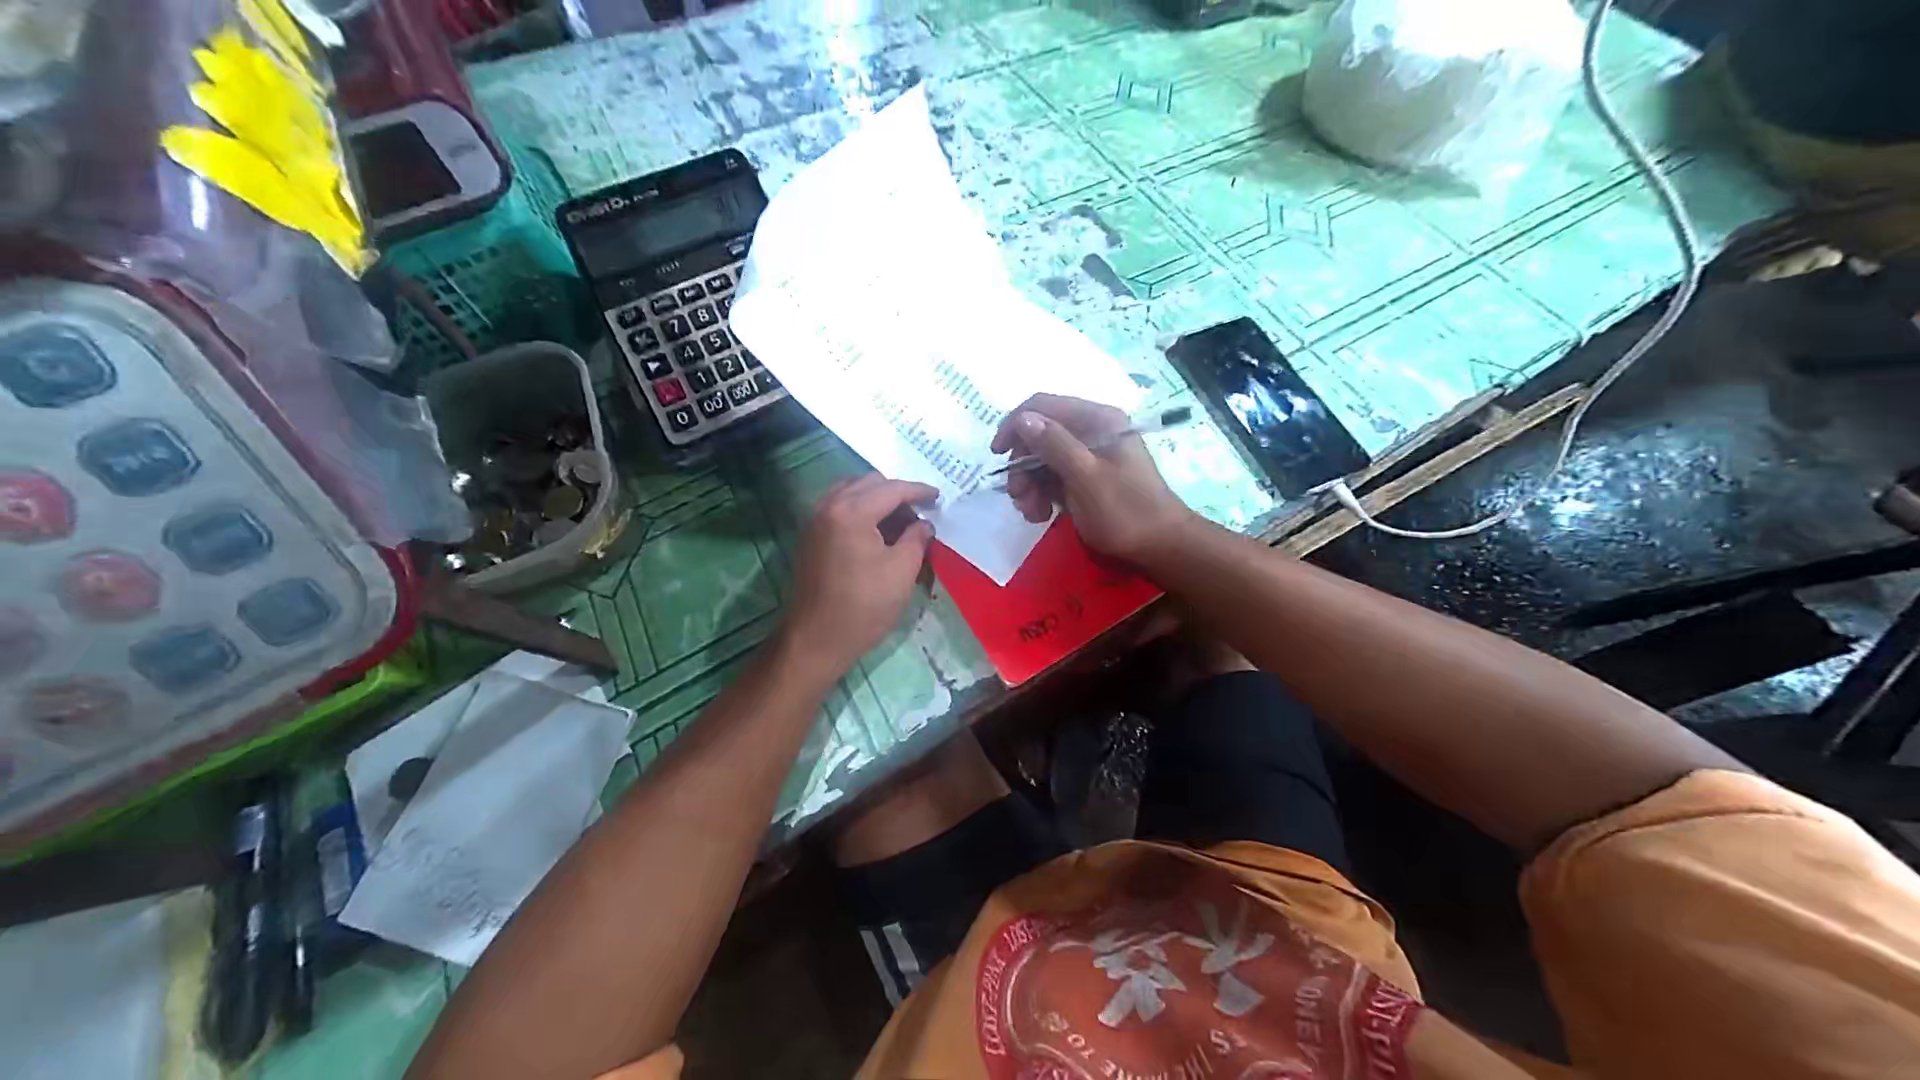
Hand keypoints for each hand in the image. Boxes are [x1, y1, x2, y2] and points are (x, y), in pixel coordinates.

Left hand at [778, 473, 938, 676]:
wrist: (816, 639)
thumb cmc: (864, 606)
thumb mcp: (902, 570)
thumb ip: (917, 538)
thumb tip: (923, 524)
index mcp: (851, 511)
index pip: (891, 489)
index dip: (918, 491)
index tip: (938, 497)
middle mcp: (828, 506)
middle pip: (868, 483)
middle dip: (896, 493)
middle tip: (919, 512)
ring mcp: (814, 521)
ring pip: (850, 493)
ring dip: (876, 499)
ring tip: (899, 521)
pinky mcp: (809, 537)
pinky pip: (838, 508)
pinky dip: (859, 510)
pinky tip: (876, 531)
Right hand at [990, 393, 1198, 564]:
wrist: (1161, 547)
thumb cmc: (1126, 512)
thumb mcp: (1086, 478)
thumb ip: (1055, 445)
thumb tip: (1023, 419)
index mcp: (1097, 420)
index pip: (1043, 406)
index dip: (1015, 426)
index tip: (998, 455)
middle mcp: (1093, 431)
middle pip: (1040, 435)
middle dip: (1023, 465)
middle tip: (1018, 496)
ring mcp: (1090, 455)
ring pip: (1043, 459)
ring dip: (1030, 484)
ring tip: (1033, 513)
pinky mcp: (1087, 478)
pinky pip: (1053, 477)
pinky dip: (1042, 494)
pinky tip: (1042, 515)